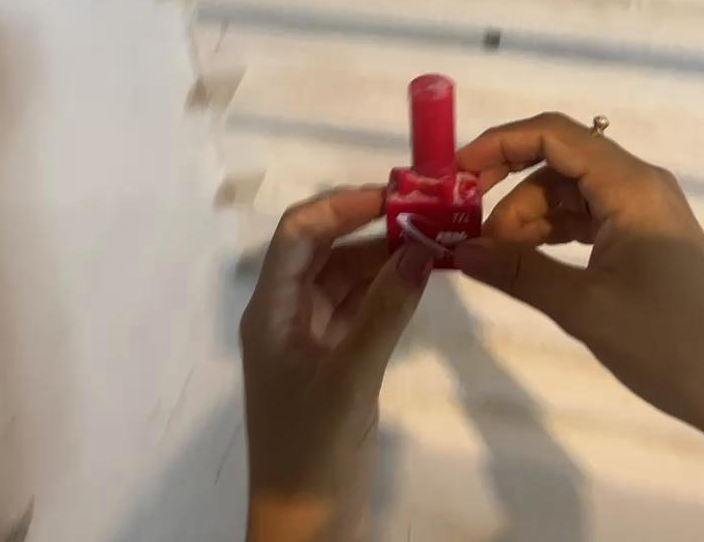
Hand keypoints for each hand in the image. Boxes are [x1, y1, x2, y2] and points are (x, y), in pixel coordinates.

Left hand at [240, 186, 433, 541]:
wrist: (307, 531)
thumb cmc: (312, 450)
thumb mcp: (350, 376)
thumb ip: (386, 309)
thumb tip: (421, 247)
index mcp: (272, 309)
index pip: (298, 233)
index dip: (340, 206)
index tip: (391, 196)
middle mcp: (288, 311)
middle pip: (323, 248)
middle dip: (368, 226)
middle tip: (423, 211)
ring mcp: (312, 334)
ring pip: (346, 274)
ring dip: (384, 256)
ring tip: (432, 239)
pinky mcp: (336, 355)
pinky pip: (362, 304)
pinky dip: (389, 287)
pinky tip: (421, 275)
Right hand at [450, 113, 703, 453]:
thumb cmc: (670, 344)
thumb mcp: (585, 308)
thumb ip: (518, 272)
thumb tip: (459, 251)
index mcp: (630, 185)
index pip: (553, 135)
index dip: (500, 143)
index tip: (455, 172)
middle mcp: (637, 183)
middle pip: (557, 161)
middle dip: (507, 186)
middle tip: (463, 220)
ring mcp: (642, 209)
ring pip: (566, 192)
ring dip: (525, 216)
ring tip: (490, 256)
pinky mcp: (642, 236)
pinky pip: (584, 217)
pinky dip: (549, 232)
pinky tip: (523, 260)